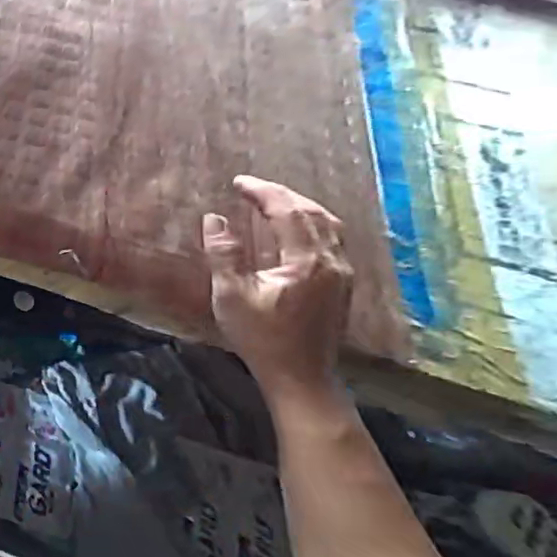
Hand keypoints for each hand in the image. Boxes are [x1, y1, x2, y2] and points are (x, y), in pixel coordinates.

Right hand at [202, 176, 352, 407]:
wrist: (300, 373)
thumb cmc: (260, 337)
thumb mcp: (230, 296)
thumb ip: (224, 255)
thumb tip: (214, 218)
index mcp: (306, 263)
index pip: (289, 214)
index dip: (264, 193)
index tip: (238, 182)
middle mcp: (332, 262)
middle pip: (315, 214)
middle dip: (282, 195)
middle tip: (251, 187)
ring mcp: (342, 273)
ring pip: (329, 225)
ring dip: (300, 207)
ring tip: (271, 200)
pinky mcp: (342, 283)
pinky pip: (331, 239)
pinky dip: (310, 223)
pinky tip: (293, 227)